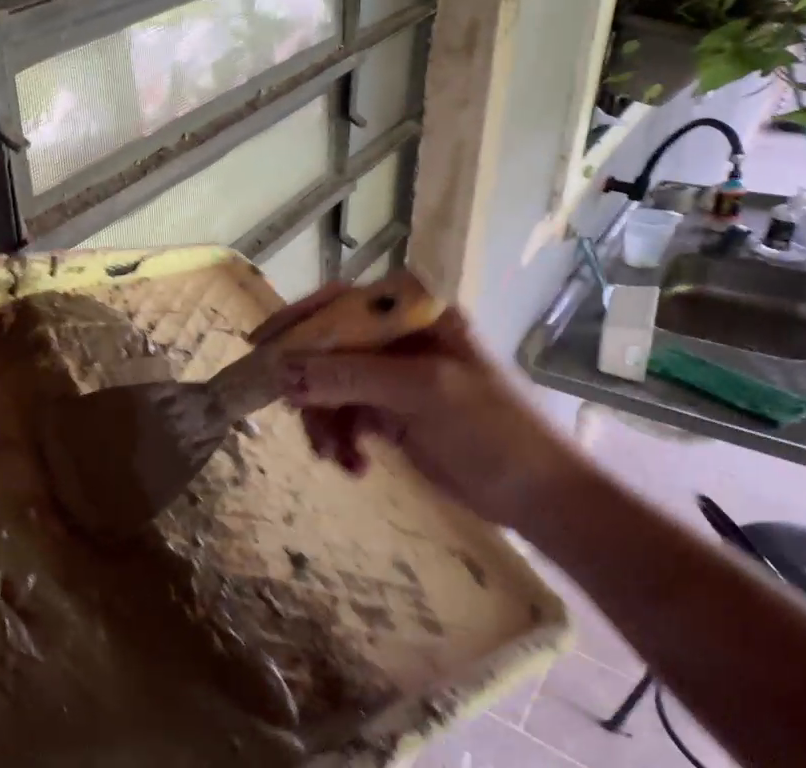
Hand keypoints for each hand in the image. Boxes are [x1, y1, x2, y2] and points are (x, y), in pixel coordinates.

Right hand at [252, 283, 585, 528]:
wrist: (545, 500)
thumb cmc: (496, 433)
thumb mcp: (422, 393)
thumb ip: (348, 375)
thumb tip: (280, 370)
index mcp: (415, 320)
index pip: (340, 304)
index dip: (296, 321)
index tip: (260, 346)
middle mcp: (398, 342)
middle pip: (325, 349)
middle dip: (309, 386)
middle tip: (295, 414)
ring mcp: (393, 378)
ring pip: (326, 386)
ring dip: (322, 421)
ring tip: (333, 456)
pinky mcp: (389, 413)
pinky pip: (342, 416)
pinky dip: (339, 439)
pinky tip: (352, 465)